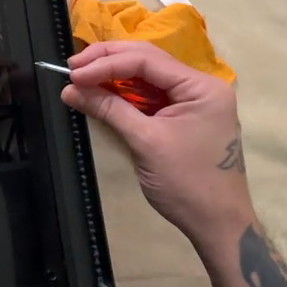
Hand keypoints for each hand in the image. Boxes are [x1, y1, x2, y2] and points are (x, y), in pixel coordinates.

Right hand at [62, 41, 252, 244]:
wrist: (218, 227)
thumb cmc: (187, 183)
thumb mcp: (144, 142)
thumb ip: (108, 108)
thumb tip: (68, 89)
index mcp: (201, 87)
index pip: (146, 60)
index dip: (106, 63)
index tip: (73, 74)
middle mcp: (200, 85)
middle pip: (146, 59)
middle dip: (107, 61)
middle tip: (72, 68)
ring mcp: (193, 99)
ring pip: (146, 73)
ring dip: (113, 73)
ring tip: (81, 76)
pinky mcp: (183, 114)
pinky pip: (150, 92)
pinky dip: (124, 90)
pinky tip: (101, 89)